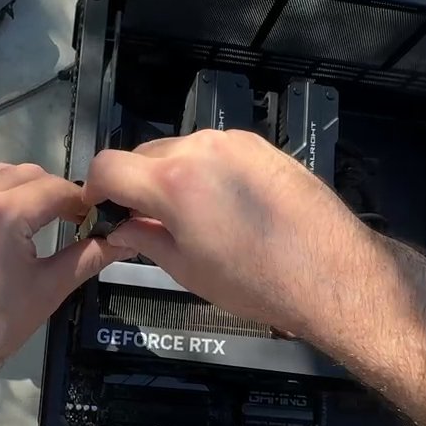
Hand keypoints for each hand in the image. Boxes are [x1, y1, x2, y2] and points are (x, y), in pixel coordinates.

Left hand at [0, 163, 118, 393]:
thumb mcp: (47, 290)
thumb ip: (88, 256)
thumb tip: (124, 241)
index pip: (54, 188)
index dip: (79, 202)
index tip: (90, 218)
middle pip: (24, 174)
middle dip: (49, 194)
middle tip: (64, 222)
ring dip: (16, 191)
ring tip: (27, 224)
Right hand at [82, 130, 380, 340]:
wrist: (330, 273)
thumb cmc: (257, 282)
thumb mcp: (188, 269)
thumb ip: (146, 240)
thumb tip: (124, 229)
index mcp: (173, 182)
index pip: (108, 166)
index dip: (94, 188)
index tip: (99, 205)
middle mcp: (200, 149)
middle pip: (144, 155)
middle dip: (136, 184)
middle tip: (145, 219)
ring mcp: (234, 142)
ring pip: (181, 150)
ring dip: (171, 176)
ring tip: (191, 216)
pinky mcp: (260, 145)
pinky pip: (215, 151)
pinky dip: (204, 171)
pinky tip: (223, 205)